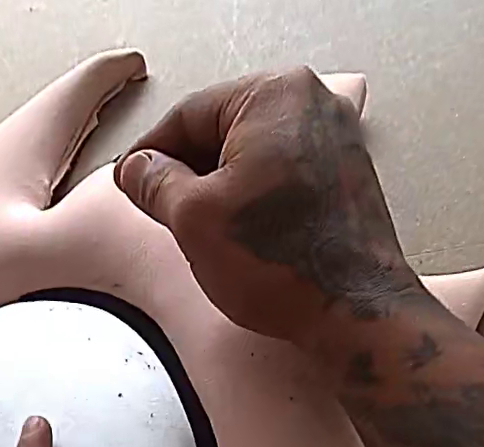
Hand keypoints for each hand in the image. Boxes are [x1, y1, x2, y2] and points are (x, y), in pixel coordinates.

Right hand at [115, 67, 428, 348]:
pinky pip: (279, 180)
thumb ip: (155, 185)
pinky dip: (252, 204)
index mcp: (274, 96)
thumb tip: (137, 170)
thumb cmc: (288, 268)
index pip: (188, 115)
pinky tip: (243, 239)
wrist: (350, 312)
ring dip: (220, 194)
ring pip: (250, 160)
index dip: (150, 154)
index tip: (133, 179)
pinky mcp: (342, 180)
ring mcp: (333, 143)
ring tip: (208, 236)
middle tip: (164, 212)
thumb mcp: (194, 221)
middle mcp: (311, 107)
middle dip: (187, 177)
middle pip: (221, 134)